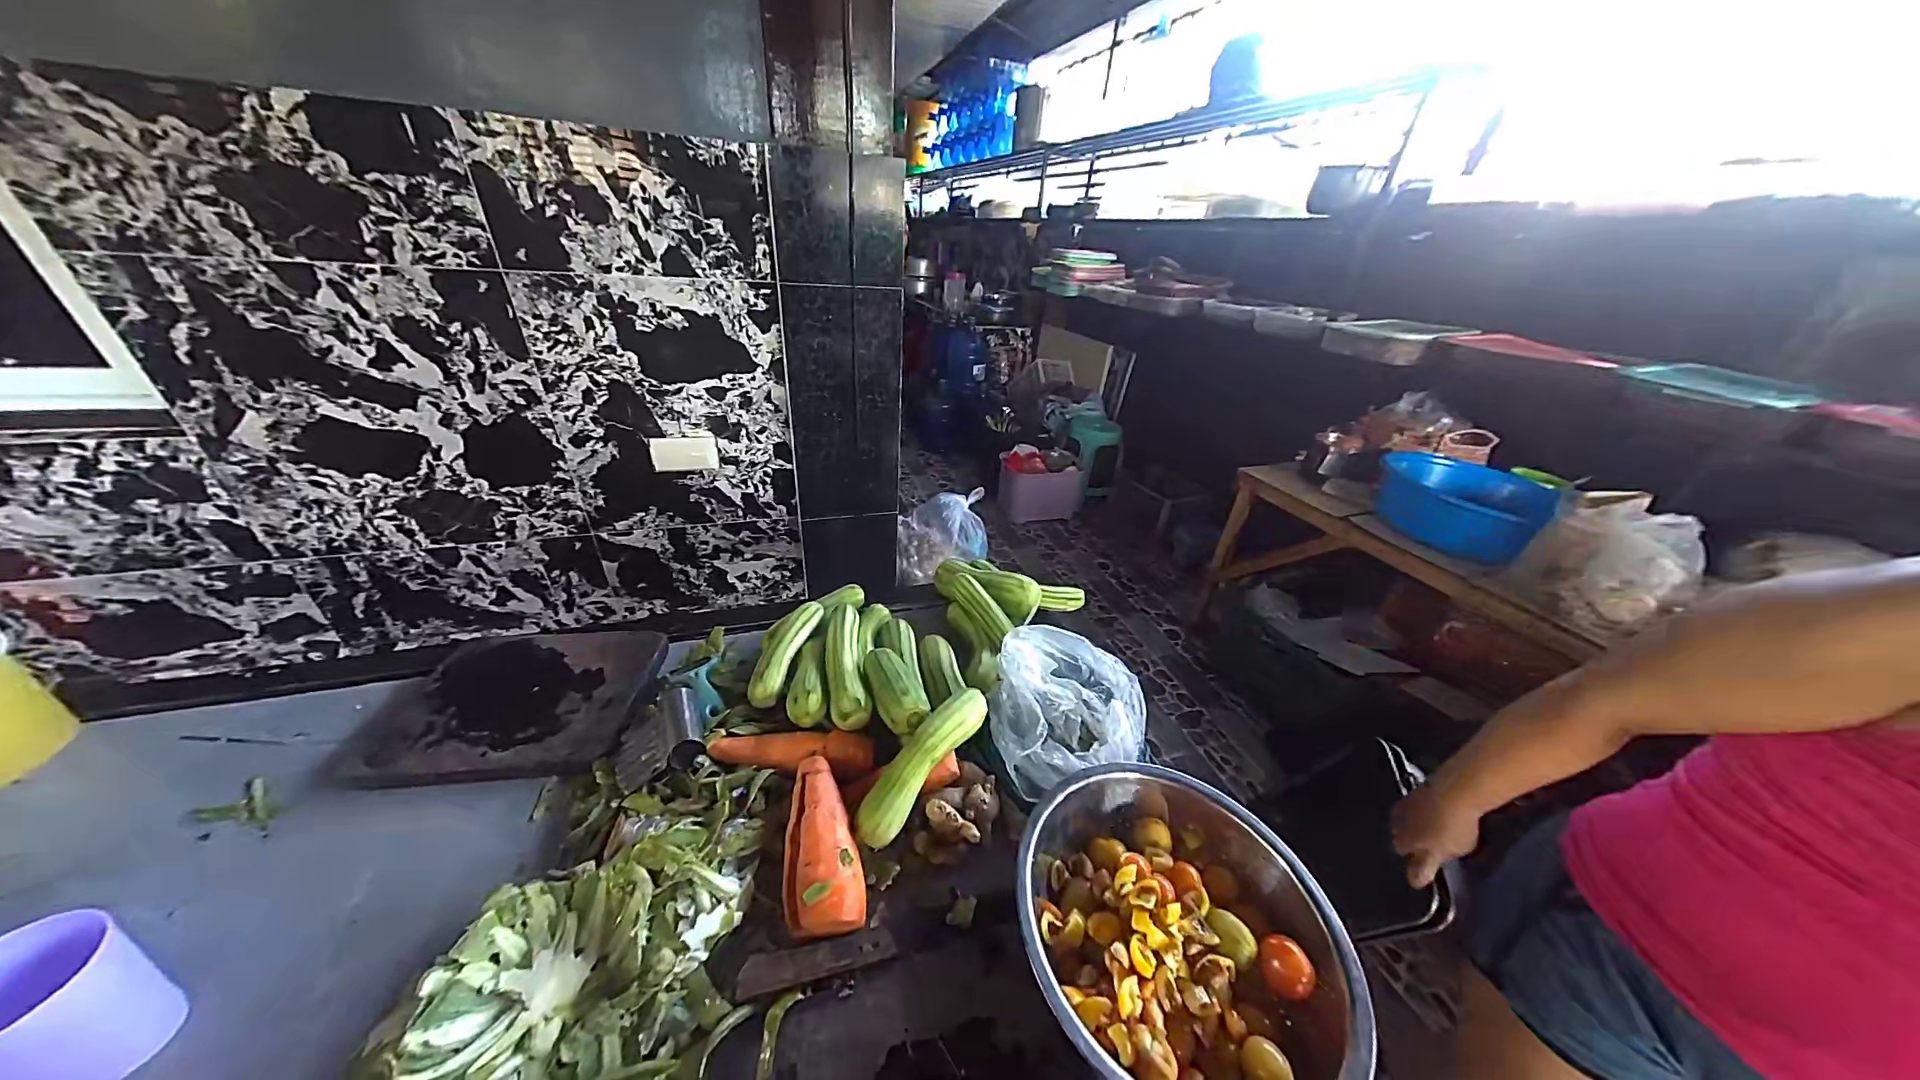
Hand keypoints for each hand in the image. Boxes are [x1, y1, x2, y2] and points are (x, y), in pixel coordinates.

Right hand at [1391, 782, 1481, 888]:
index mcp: (1402, 838)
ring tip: (1434, 828)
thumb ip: (1425, 867)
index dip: (1413, 856)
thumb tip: (1413, 882)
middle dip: (1410, 837)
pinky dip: (1425, 810)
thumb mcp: (1441, 854)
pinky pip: (1418, 804)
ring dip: (1417, 823)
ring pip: (1408, 817)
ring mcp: (1407, 801)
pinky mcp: (1419, 789)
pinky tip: (1438, 812)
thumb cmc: (1449, 828)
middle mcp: (1398, 819)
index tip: (1425, 860)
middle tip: (1429, 844)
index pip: (1401, 850)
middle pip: (1400, 831)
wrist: (1455, 791)